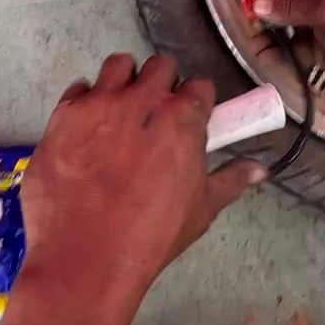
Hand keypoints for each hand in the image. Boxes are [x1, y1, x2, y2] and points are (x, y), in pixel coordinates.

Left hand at [20, 53, 265, 304]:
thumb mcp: (202, 209)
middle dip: (162, 85)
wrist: (86, 258)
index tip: (189, 120)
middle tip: (154, 116)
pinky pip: (78, 88)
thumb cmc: (152, 235)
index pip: (199, 85)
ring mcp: (100, 102)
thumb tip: (260, 169)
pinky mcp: (64, 113)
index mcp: (182, 116)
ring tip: (119, 111)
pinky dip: (84, 102)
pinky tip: (85, 129)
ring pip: (118, 66)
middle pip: (161, 66)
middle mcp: (143, 98)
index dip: (196, 102)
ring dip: (124, 82)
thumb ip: (232, 179)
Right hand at [254, 0, 324, 95]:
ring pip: (291, 24)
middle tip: (249, 15)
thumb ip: (293, 8)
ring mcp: (324, 24)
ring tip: (254, 42)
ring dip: (272, 31)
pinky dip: (281, 51)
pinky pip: (296, 46)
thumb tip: (257, 6)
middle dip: (271, 5)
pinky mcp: (322, 49)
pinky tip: (266, 56)